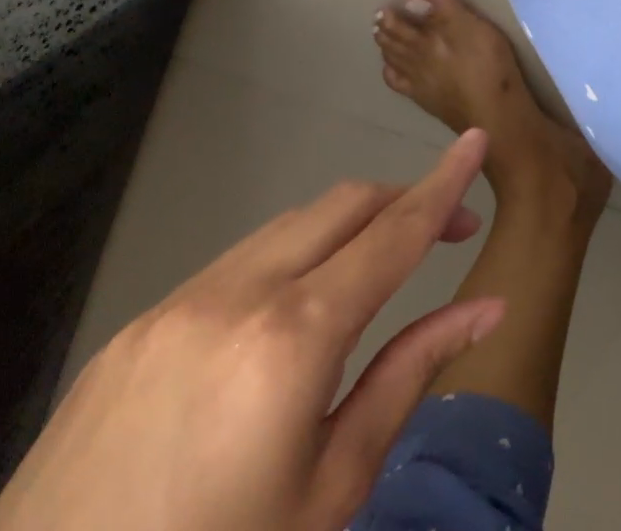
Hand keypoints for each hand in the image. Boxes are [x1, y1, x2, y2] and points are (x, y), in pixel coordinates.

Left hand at [0, 130, 505, 530]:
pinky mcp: (132, 331)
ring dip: (348, 226)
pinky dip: (291, 258)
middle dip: (404, 199)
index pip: (392, 234)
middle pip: (339, 207)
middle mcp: (231, 298)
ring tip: (381, 268)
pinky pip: (234, 265)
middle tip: (452, 232)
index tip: (477, 141)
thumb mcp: (337, 479)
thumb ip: (410, 374)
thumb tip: (488, 307)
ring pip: (285, 229)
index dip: (444, 185)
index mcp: (293, 337)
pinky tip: (298, 312)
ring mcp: (171, 309)